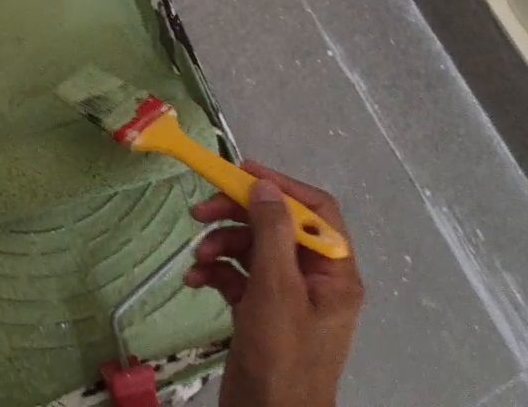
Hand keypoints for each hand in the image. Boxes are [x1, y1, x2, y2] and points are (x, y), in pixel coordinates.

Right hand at [185, 162, 363, 406]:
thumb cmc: (281, 354)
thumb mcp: (276, 289)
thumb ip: (271, 232)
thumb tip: (265, 185)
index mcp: (333, 272)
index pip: (315, 210)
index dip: (280, 186)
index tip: (241, 172)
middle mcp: (312, 278)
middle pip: (275, 225)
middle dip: (237, 214)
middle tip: (201, 210)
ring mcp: (285, 295)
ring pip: (251, 247)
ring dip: (220, 244)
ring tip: (197, 255)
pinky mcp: (259, 310)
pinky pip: (237, 274)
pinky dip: (215, 271)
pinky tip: (195, 279)